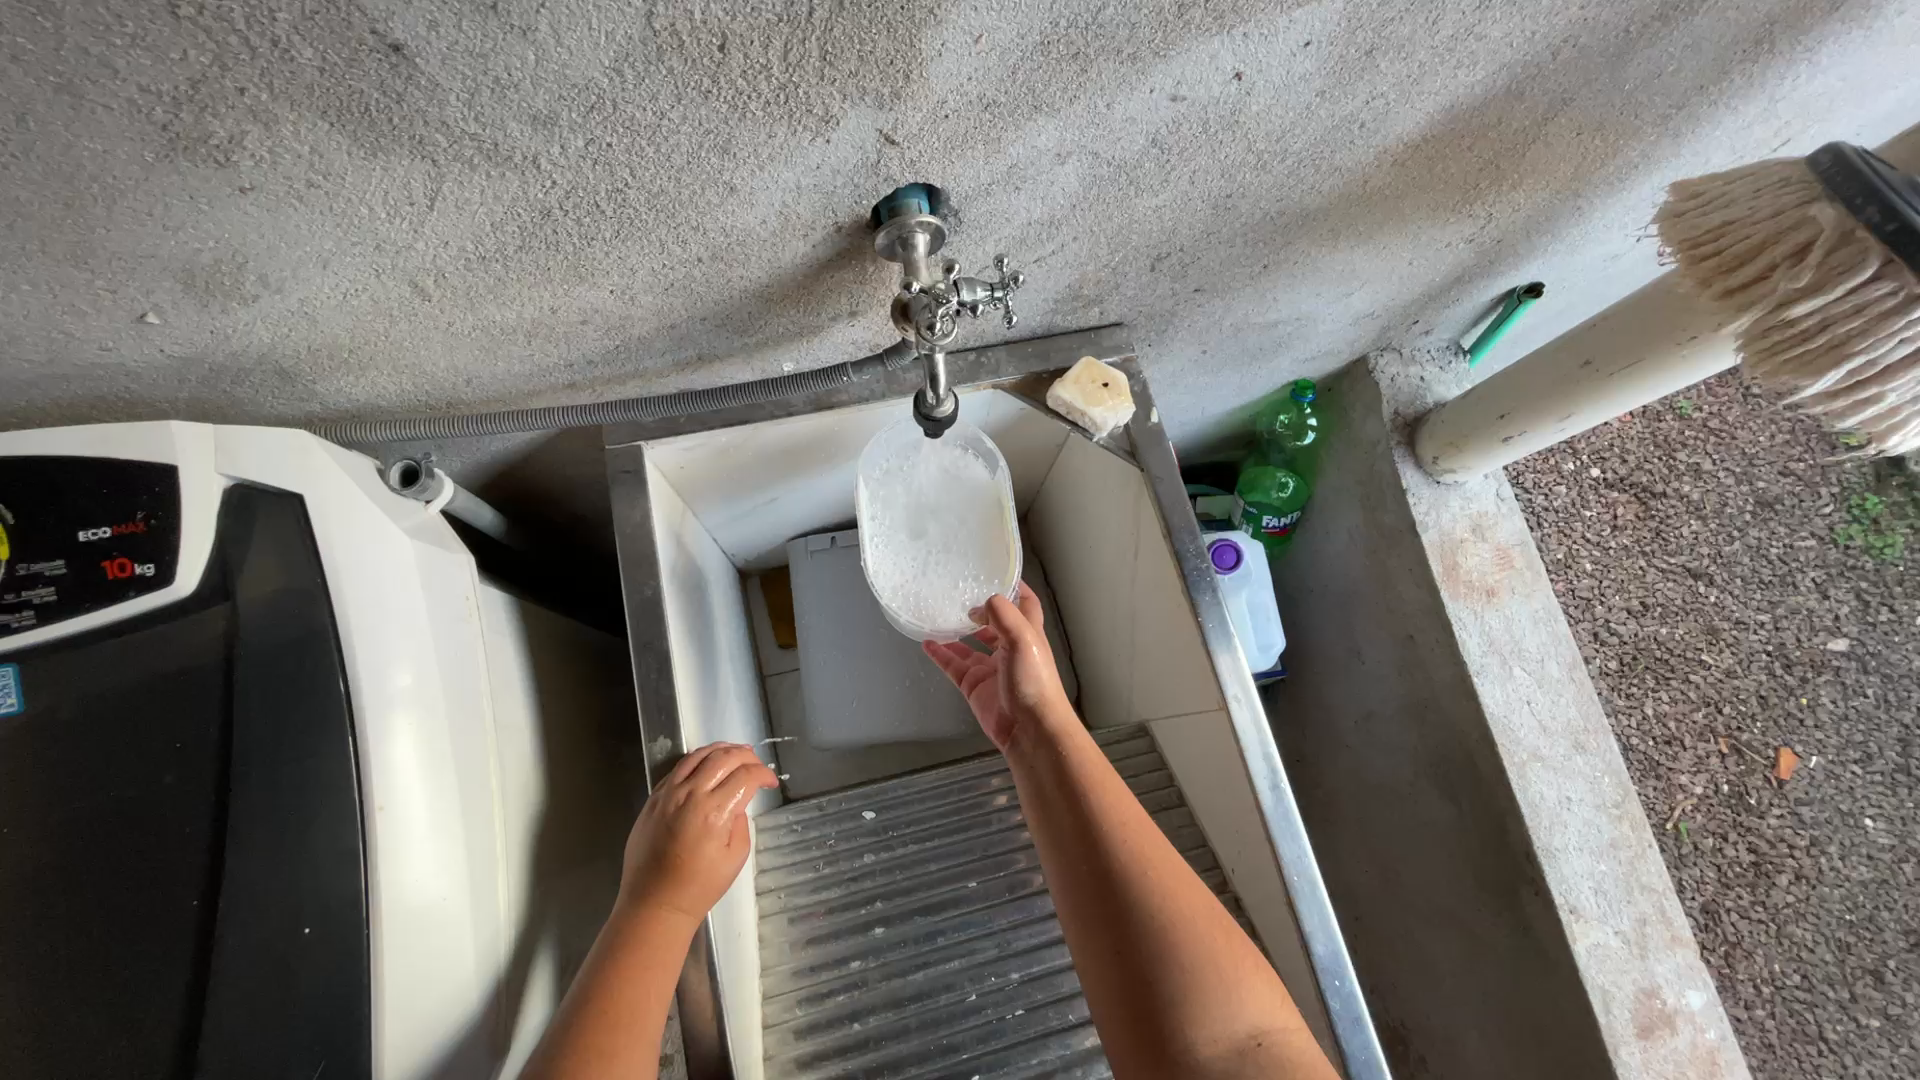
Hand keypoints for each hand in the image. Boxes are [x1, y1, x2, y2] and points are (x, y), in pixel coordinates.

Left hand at [616, 742, 777, 925]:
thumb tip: (737, 804)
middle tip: (757, 765)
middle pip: (724, 758)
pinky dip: (697, 759)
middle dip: (747, 756)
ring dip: (722, 749)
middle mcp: (690, 795)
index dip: (764, 775)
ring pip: (699, 755)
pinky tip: (707, 764)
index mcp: (714, 812)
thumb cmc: (699, 887)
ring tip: (736, 753)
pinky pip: (677, 768)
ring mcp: (668, 794)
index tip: (771, 783)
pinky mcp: (653, 799)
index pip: (746, 776)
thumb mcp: (736, 857)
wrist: (654, 904)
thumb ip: (741, 823)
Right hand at [922, 582, 1071, 750]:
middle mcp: (1009, 648)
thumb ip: (1003, 616)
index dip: (1015, 587)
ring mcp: (990, 668)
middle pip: (994, 624)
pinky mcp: (974, 685)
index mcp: (1027, 634)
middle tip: (958, 593)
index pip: (1025, 604)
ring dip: (956, 630)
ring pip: (970, 644)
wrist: (1029, 729)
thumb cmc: (1034, 681)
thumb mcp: (1023, 639)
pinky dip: (941, 654)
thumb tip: (982, 604)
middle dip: (980, 610)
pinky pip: (954, 665)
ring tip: (938, 614)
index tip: (997, 572)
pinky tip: (928, 642)